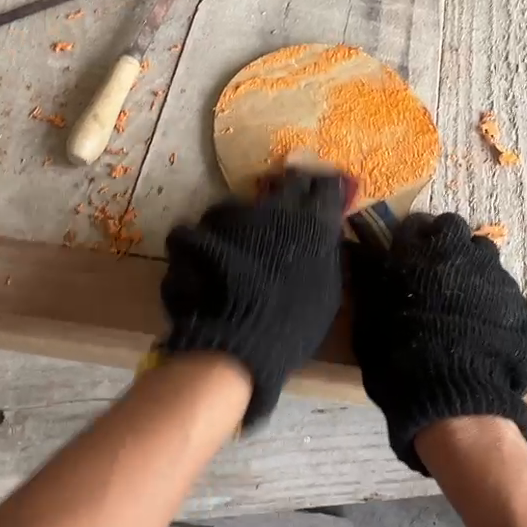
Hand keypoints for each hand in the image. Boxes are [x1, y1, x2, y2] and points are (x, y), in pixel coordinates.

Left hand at [159, 170, 348, 426]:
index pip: (326, 186)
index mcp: (314, 222)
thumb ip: (324, 254)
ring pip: (240, 207)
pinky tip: (202, 264)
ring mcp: (234, 215)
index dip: (323, 189)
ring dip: (240, 222)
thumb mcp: (325, 290)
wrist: (237, 342)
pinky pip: (203, 231)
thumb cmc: (292, 325)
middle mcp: (276, 207)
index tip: (321, 195)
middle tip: (281, 215)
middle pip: (286, 184)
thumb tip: (323, 238)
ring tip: (235, 250)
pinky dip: (203, 243)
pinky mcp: (200, 230)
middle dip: (286, 193)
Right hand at [349, 212, 526, 473]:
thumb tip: (359, 253)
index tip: (406, 256)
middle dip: (446, 246)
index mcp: (419, 251)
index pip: (416, 224)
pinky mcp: (520, 305)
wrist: (455, 401)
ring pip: (485, 258)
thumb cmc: (399, 358)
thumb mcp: (368, 317)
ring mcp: (495, 277)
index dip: (411, 240)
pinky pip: (504, 294)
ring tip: (463, 304)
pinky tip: (483, 331)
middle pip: (455, 231)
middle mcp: (460, 253)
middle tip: (436, 275)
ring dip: (472, 271)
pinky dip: (494, 304)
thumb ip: (371, 279)